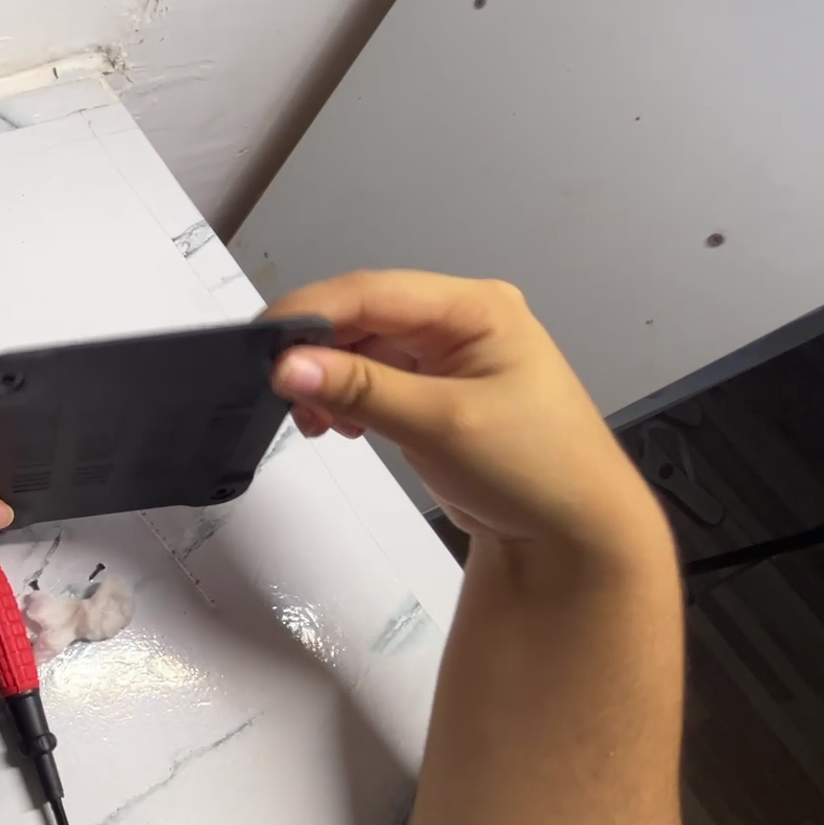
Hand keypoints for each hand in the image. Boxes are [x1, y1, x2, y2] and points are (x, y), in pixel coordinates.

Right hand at [261, 270, 662, 554]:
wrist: (567, 532)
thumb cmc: (528, 469)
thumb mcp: (438, 423)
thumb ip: (358, 389)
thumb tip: (284, 365)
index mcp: (473, 308)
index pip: (369, 292)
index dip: (307, 313)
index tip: (256, 346)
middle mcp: (454, 320)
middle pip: (357, 317)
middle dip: (313, 353)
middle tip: (281, 395)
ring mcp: (440, 354)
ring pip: (355, 348)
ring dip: (324, 381)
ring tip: (316, 422)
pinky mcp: (426, 386)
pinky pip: (365, 376)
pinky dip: (340, 398)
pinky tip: (339, 425)